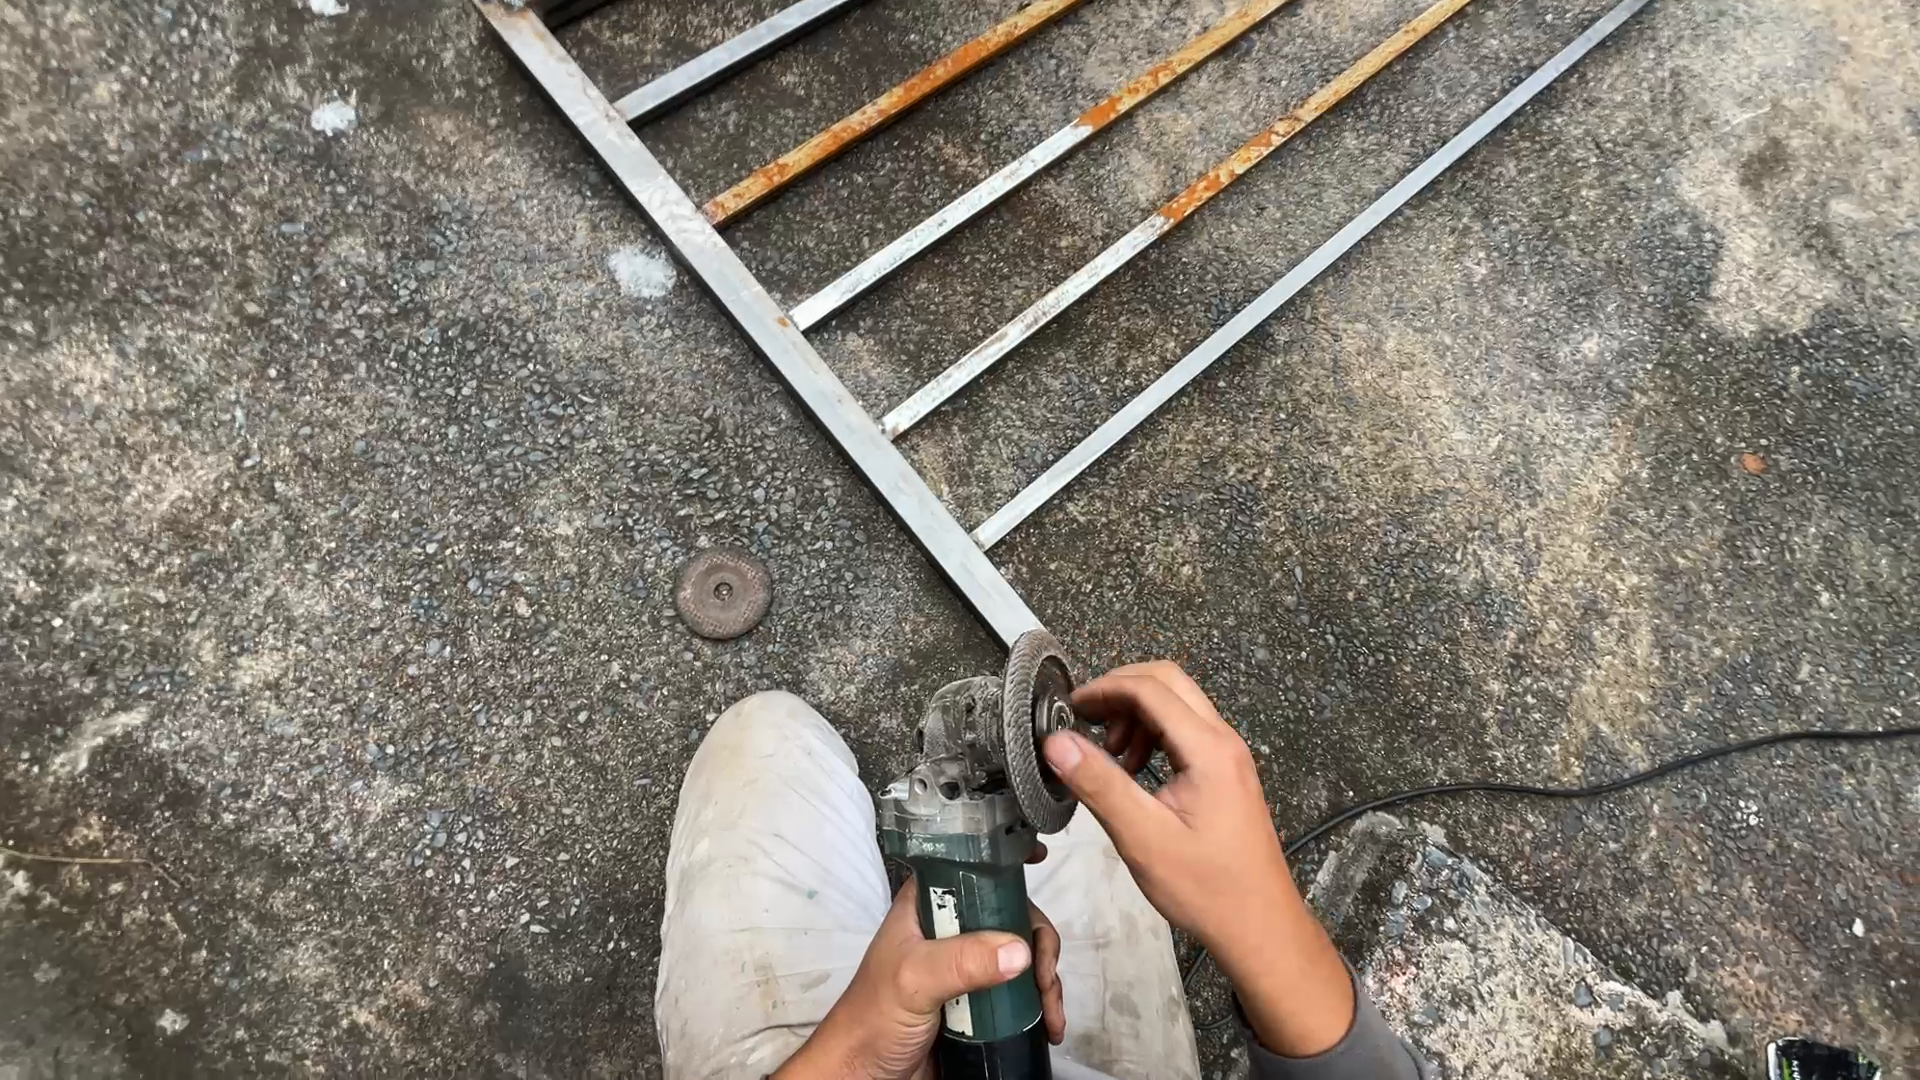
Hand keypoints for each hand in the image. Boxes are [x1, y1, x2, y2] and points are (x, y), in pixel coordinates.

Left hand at [774, 877, 1063, 1079]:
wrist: (865, 1079)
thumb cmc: (874, 1015)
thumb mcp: (914, 979)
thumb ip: (962, 961)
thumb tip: (1021, 951)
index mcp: (929, 903)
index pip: (973, 865)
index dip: (1007, 860)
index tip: (1039, 858)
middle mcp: (953, 926)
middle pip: (1011, 912)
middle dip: (1038, 940)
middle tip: (1045, 974)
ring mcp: (969, 964)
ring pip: (1022, 953)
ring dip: (1045, 979)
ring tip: (1050, 1014)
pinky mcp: (982, 1002)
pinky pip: (1021, 992)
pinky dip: (1041, 1004)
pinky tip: (1049, 1027)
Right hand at [1043, 661, 1353, 1056]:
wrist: (1262, 930)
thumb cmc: (1205, 888)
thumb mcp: (1143, 838)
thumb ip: (1099, 784)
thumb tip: (1056, 741)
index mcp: (1208, 749)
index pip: (1150, 689)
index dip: (1104, 689)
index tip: (1069, 709)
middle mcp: (1222, 739)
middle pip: (1167, 681)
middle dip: (1120, 690)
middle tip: (1087, 721)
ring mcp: (1227, 754)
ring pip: (1176, 702)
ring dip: (1134, 713)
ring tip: (1109, 754)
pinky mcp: (1224, 770)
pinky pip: (1183, 729)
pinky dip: (1150, 733)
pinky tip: (1131, 769)